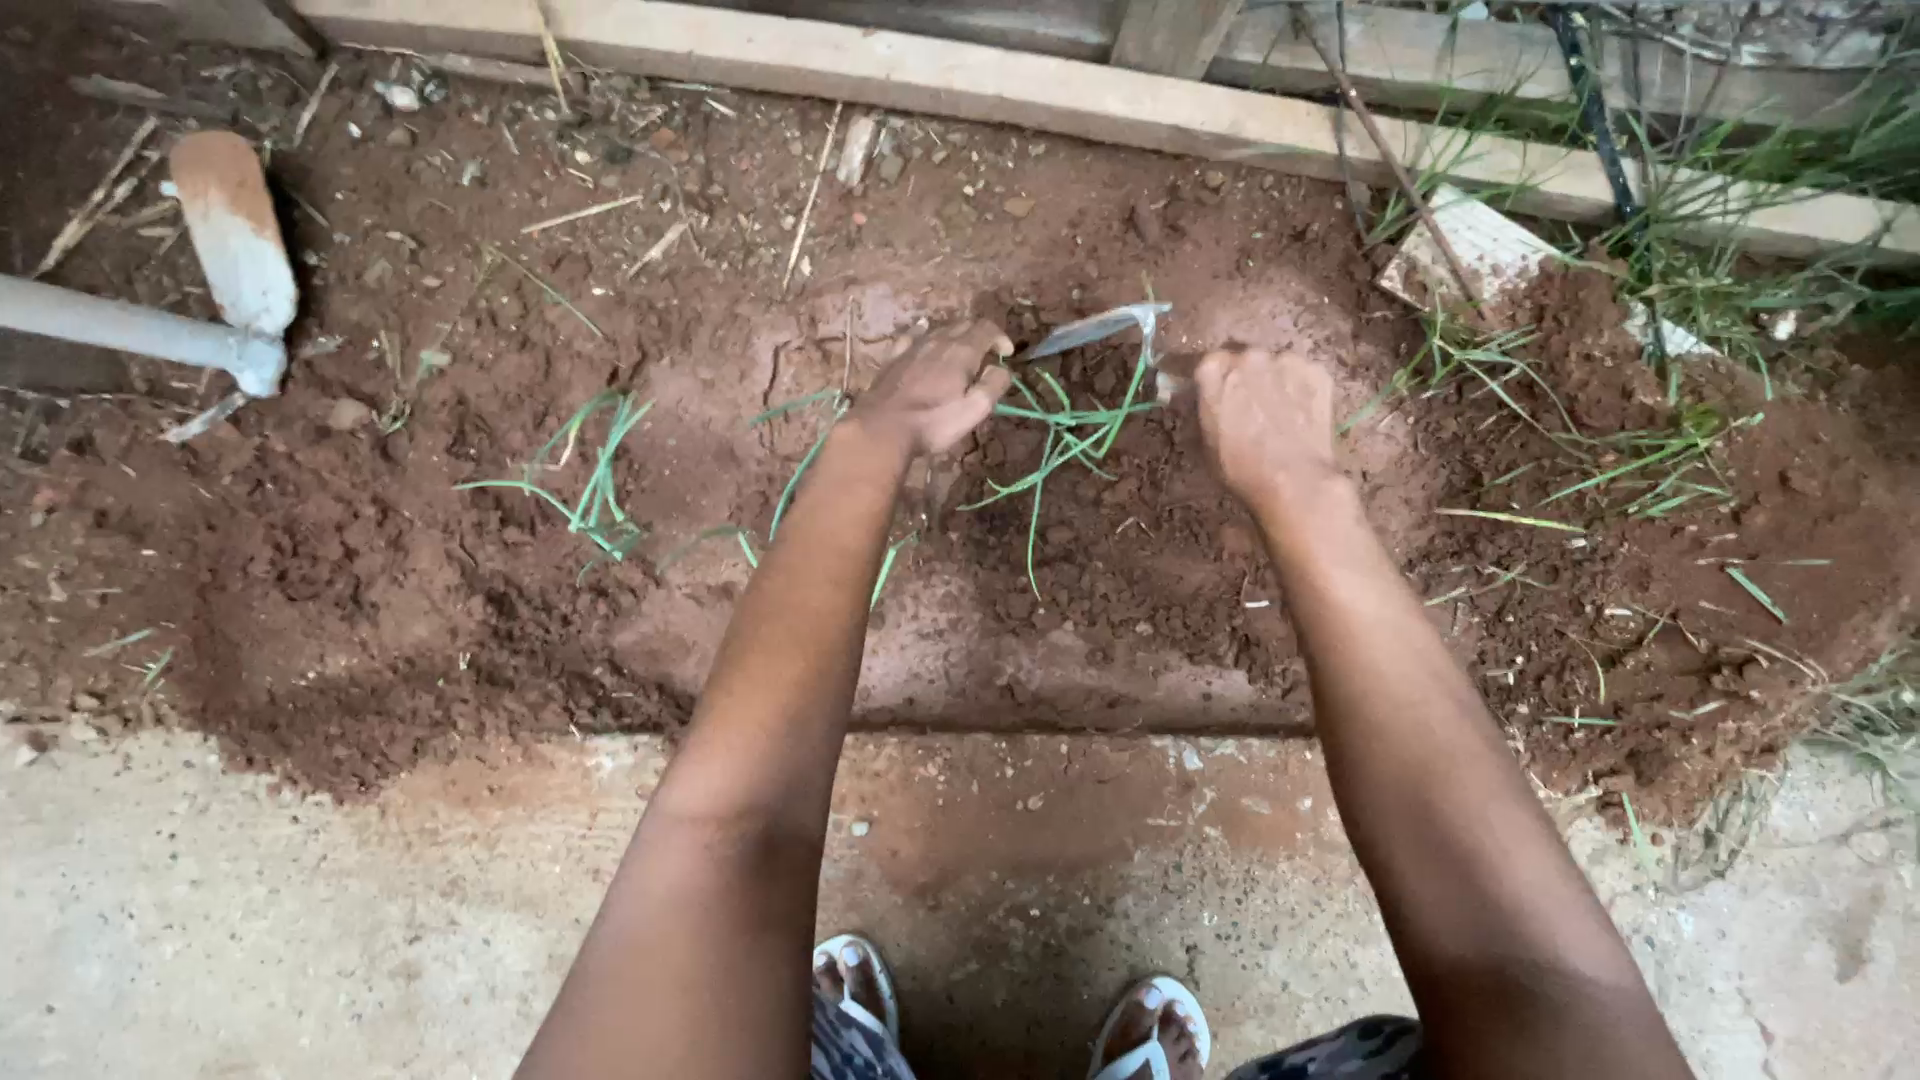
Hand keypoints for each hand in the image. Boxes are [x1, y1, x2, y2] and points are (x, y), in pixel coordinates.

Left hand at [848, 319, 1013, 457]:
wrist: (883, 427)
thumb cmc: (933, 422)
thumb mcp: (974, 410)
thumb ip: (993, 385)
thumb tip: (1002, 368)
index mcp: (962, 352)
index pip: (987, 328)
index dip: (1001, 337)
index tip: (1006, 354)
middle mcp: (938, 341)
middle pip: (964, 324)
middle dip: (980, 335)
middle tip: (987, 355)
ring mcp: (913, 347)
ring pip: (940, 328)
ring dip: (956, 335)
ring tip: (961, 352)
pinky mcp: (894, 357)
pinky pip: (912, 334)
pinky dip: (925, 331)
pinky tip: (924, 332)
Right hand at [1193, 348, 1338, 518]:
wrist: (1294, 480)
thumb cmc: (1239, 467)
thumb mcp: (1204, 442)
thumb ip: (1201, 410)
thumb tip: (1196, 401)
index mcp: (1213, 369)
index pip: (1207, 364)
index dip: (1212, 381)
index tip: (1216, 396)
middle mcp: (1249, 355)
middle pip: (1243, 359)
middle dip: (1244, 376)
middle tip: (1248, 404)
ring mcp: (1287, 360)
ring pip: (1275, 364)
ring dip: (1273, 379)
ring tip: (1277, 410)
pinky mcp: (1318, 371)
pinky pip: (1302, 374)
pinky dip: (1299, 387)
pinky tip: (1299, 412)